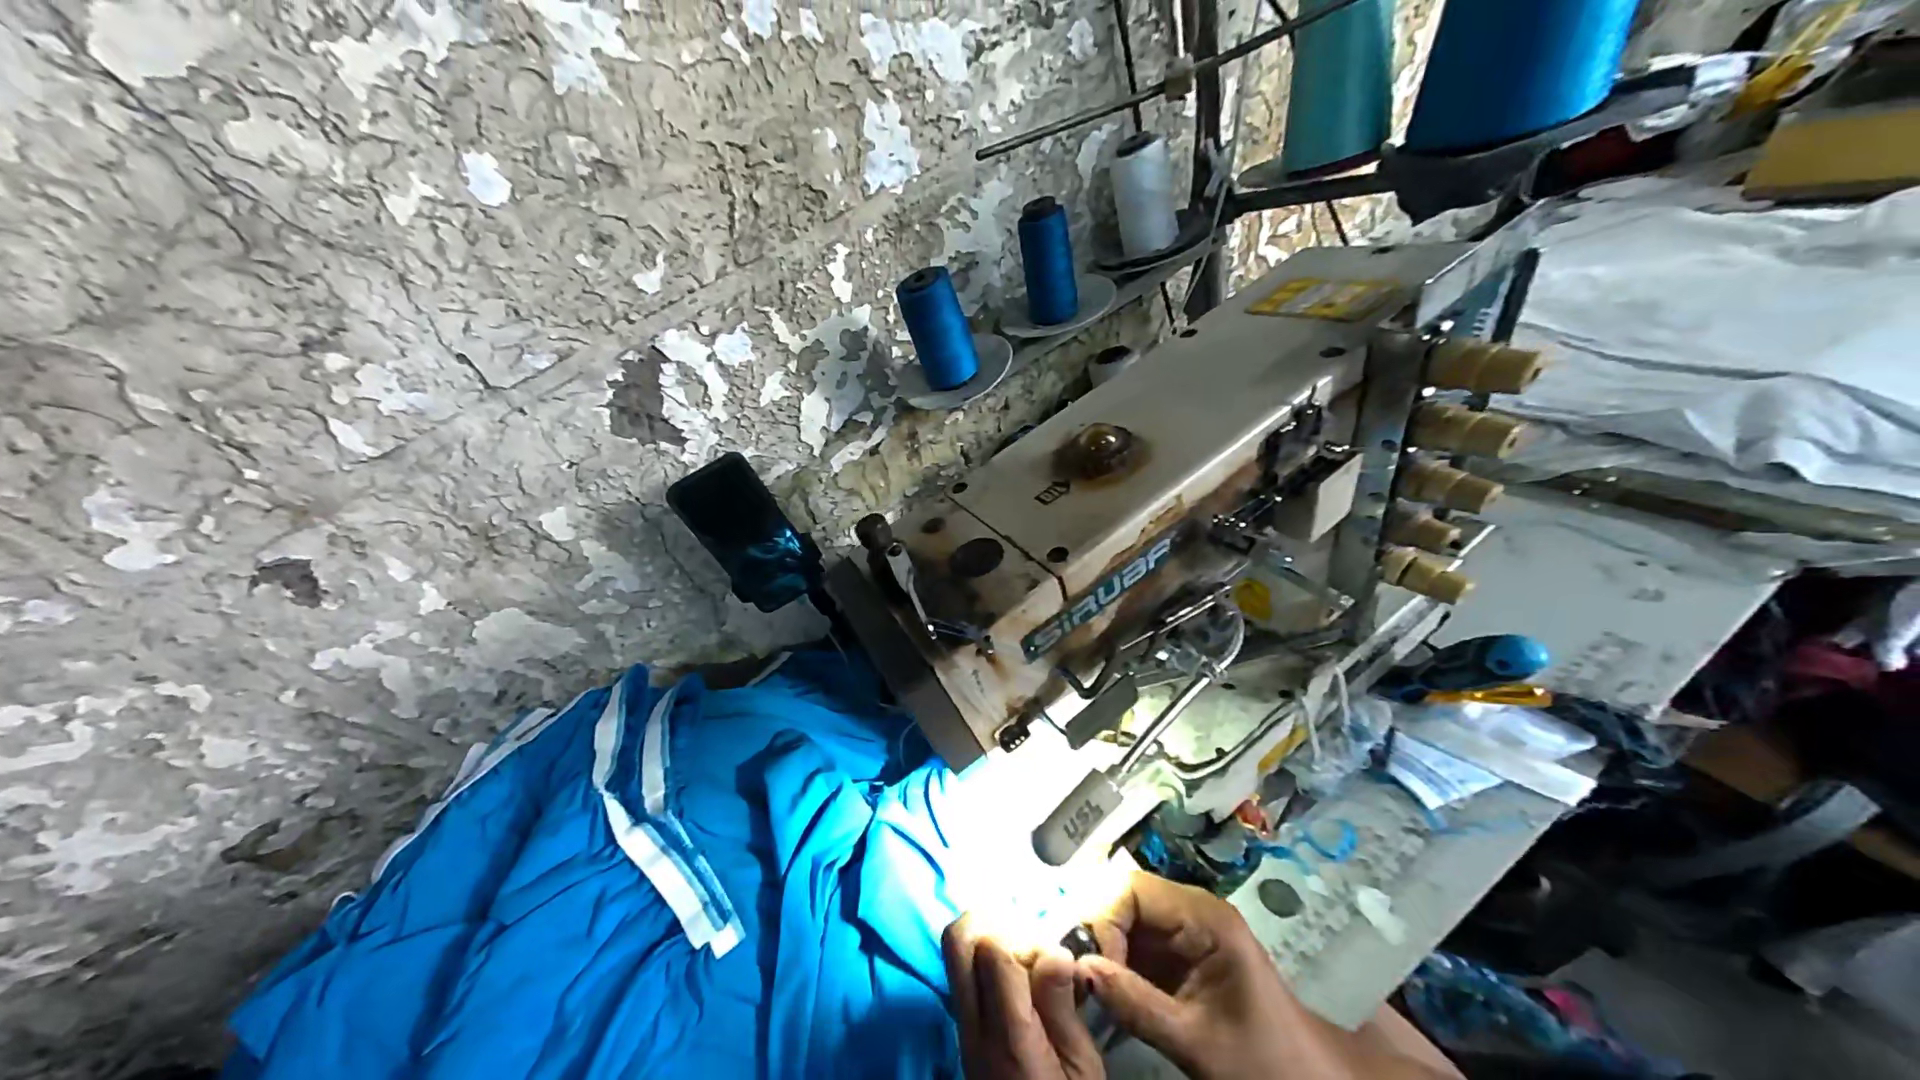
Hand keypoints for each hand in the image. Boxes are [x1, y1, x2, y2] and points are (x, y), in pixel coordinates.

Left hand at [942, 913, 1103, 1079]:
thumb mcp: (1082, 1069)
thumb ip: (1062, 1008)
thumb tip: (1054, 949)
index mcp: (1008, 1036)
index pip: (994, 952)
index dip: (1024, 938)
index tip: (1052, 953)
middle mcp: (972, 1026)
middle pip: (956, 941)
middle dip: (989, 919)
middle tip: (1026, 932)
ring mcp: (961, 1029)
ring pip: (954, 955)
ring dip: (985, 937)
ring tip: (1023, 951)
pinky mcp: (962, 1033)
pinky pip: (962, 977)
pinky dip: (983, 960)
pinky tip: (1015, 974)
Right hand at [1075, 872, 1330, 1079]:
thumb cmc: (1262, 1061)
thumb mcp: (1197, 1042)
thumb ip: (1137, 1005)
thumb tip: (1080, 968)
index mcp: (1205, 918)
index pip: (1132, 889)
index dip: (1104, 920)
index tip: (1095, 969)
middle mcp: (1192, 911)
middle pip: (1124, 898)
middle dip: (1099, 932)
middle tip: (1085, 978)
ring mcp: (1186, 930)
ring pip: (1125, 919)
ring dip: (1103, 948)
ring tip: (1092, 986)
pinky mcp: (1180, 952)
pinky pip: (1135, 942)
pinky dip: (1115, 962)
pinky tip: (1107, 990)